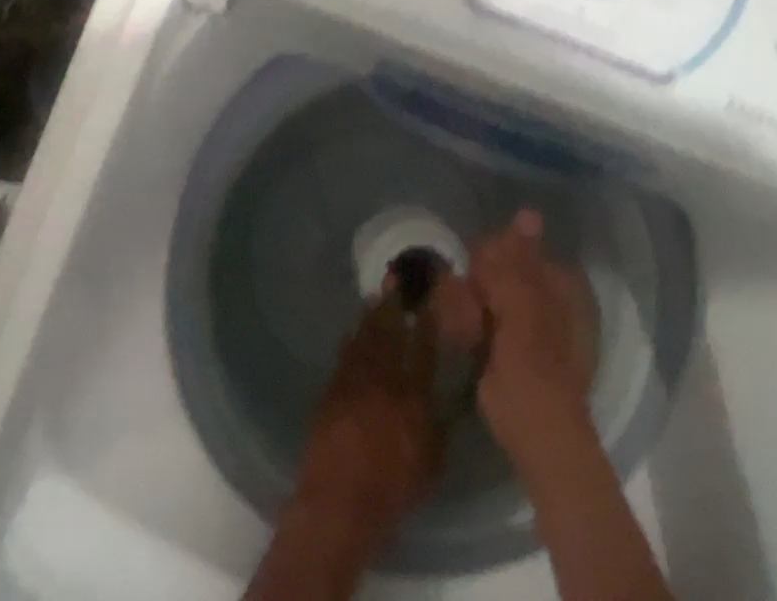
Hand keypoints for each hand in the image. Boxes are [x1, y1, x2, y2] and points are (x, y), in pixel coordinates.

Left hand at [293, 291, 442, 552]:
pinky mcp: (330, 394)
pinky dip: (350, 340)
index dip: (427, 319)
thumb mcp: (433, 459)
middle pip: (387, 331)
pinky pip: (343, 357)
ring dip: (370, 315)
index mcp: (412, 394)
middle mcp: (382, 380)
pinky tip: (353, 331)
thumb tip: (446, 399)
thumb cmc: (394, 488)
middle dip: (393, 302)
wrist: (339, 500)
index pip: (423, 346)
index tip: (431, 295)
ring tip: (377, 295)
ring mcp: (352, 383)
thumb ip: (439, 424)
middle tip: (395, 276)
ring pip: (363, 339)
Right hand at [433, 210, 599, 470]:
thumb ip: (519, 266)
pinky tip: (468, 344)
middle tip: (471, 319)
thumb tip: (527, 212)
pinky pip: (485, 320)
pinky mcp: (514, 346)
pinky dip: (473, 328)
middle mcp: (550, 298)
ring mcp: (532, 323)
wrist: (540, 440)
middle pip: (500, 272)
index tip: (472, 285)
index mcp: (561, 286)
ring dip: (471, 309)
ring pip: (489, 295)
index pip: (516, 249)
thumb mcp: (523, 315)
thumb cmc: (534, 378)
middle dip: (477, 288)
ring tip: (468, 335)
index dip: (487, 263)